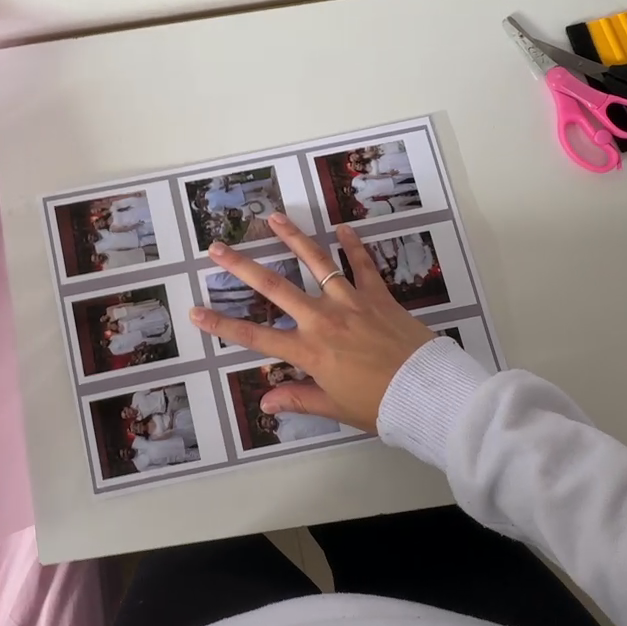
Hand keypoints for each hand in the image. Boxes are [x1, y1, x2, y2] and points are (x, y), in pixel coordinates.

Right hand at [190, 214, 434, 431]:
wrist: (430, 394)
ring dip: (293, 238)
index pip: (255, 337)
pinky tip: (342, 227)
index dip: (222, 324)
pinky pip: (362, 265)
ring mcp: (350, 302)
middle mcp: (322, 319)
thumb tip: (265, 403)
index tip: (196, 311)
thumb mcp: (335, 407)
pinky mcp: (377, 295)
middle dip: (241, 267)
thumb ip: (298, 399)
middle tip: (217, 248)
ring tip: (274, 218)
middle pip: (274, 287)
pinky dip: (353, 245)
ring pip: (316, 262)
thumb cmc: (380, 406)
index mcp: (309, 351)